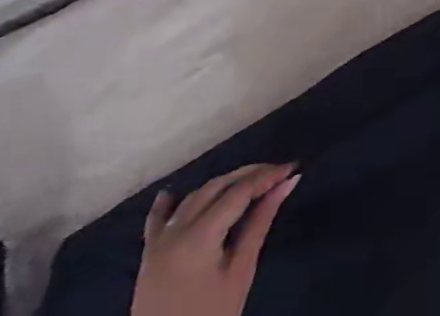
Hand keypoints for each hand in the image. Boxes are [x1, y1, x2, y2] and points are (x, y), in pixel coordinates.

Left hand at [130, 163, 298, 315]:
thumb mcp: (241, 271)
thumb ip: (261, 222)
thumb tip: (287, 183)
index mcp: (200, 236)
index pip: (238, 191)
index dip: (266, 176)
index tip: (291, 169)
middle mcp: (176, 230)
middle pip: (216, 187)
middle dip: (249, 175)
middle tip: (278, 173)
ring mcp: (158, 241)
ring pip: (194, 197)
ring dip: (222, 184)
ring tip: (251, 182)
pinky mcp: (148, 254)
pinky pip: (158, 219)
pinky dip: (171, 203)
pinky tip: (174, 193)